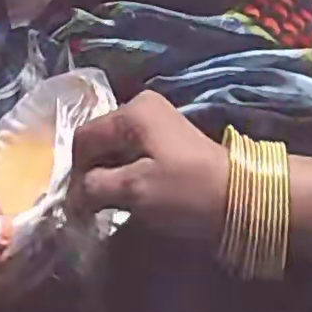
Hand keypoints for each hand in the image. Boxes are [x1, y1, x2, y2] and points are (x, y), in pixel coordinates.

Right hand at [70, 91, 227, 243]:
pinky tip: (129, 192)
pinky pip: (131, 149)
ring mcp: (155, 118)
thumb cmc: (184, 190)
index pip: (84, 137)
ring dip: (108, 173)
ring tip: (108, 203)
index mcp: (131, 111)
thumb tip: (71, 197)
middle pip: (99, 138)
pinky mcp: (165, 135)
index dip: (75, 171)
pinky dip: (124, 170)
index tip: (77, 205)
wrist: (240, 196)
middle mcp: (140, 104)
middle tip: (91, 207)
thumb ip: (95, 188)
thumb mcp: (135, 190)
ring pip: (114, 145)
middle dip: (91, 171)